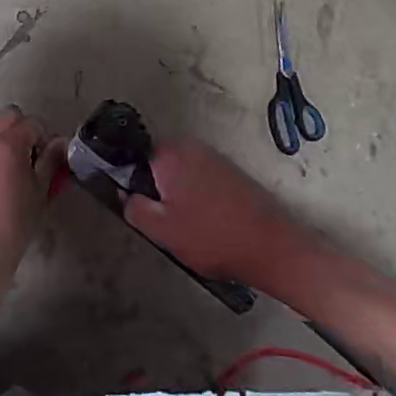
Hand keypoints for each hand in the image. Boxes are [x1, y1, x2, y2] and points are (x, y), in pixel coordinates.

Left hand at [0, 102, 64, 278]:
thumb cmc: (17, 219)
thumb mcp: (41, 189)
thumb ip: (51, 160)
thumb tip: (59, 142)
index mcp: (11, 143)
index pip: (34, 124)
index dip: (44, 138)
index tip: (45, 156)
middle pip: (8, 114)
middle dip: (20, 129)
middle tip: (24, 153)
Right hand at [124, 138, 315, 288]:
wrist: (269, 246)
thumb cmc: (213, 238)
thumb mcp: (160, 230)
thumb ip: (134, 207)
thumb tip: (127, 195)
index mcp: (173, 155)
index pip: (137, 156)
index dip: (133, 182)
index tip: (136, 204)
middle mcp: (196, 149)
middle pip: (161, 166)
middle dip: (157, 190)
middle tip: (161, 221)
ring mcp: (218, 161)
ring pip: (184, 176)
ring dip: (180, 197)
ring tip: (187, 227)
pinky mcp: (234, 177)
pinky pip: (205, 184)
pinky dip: (200, 200)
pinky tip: (206, 225)